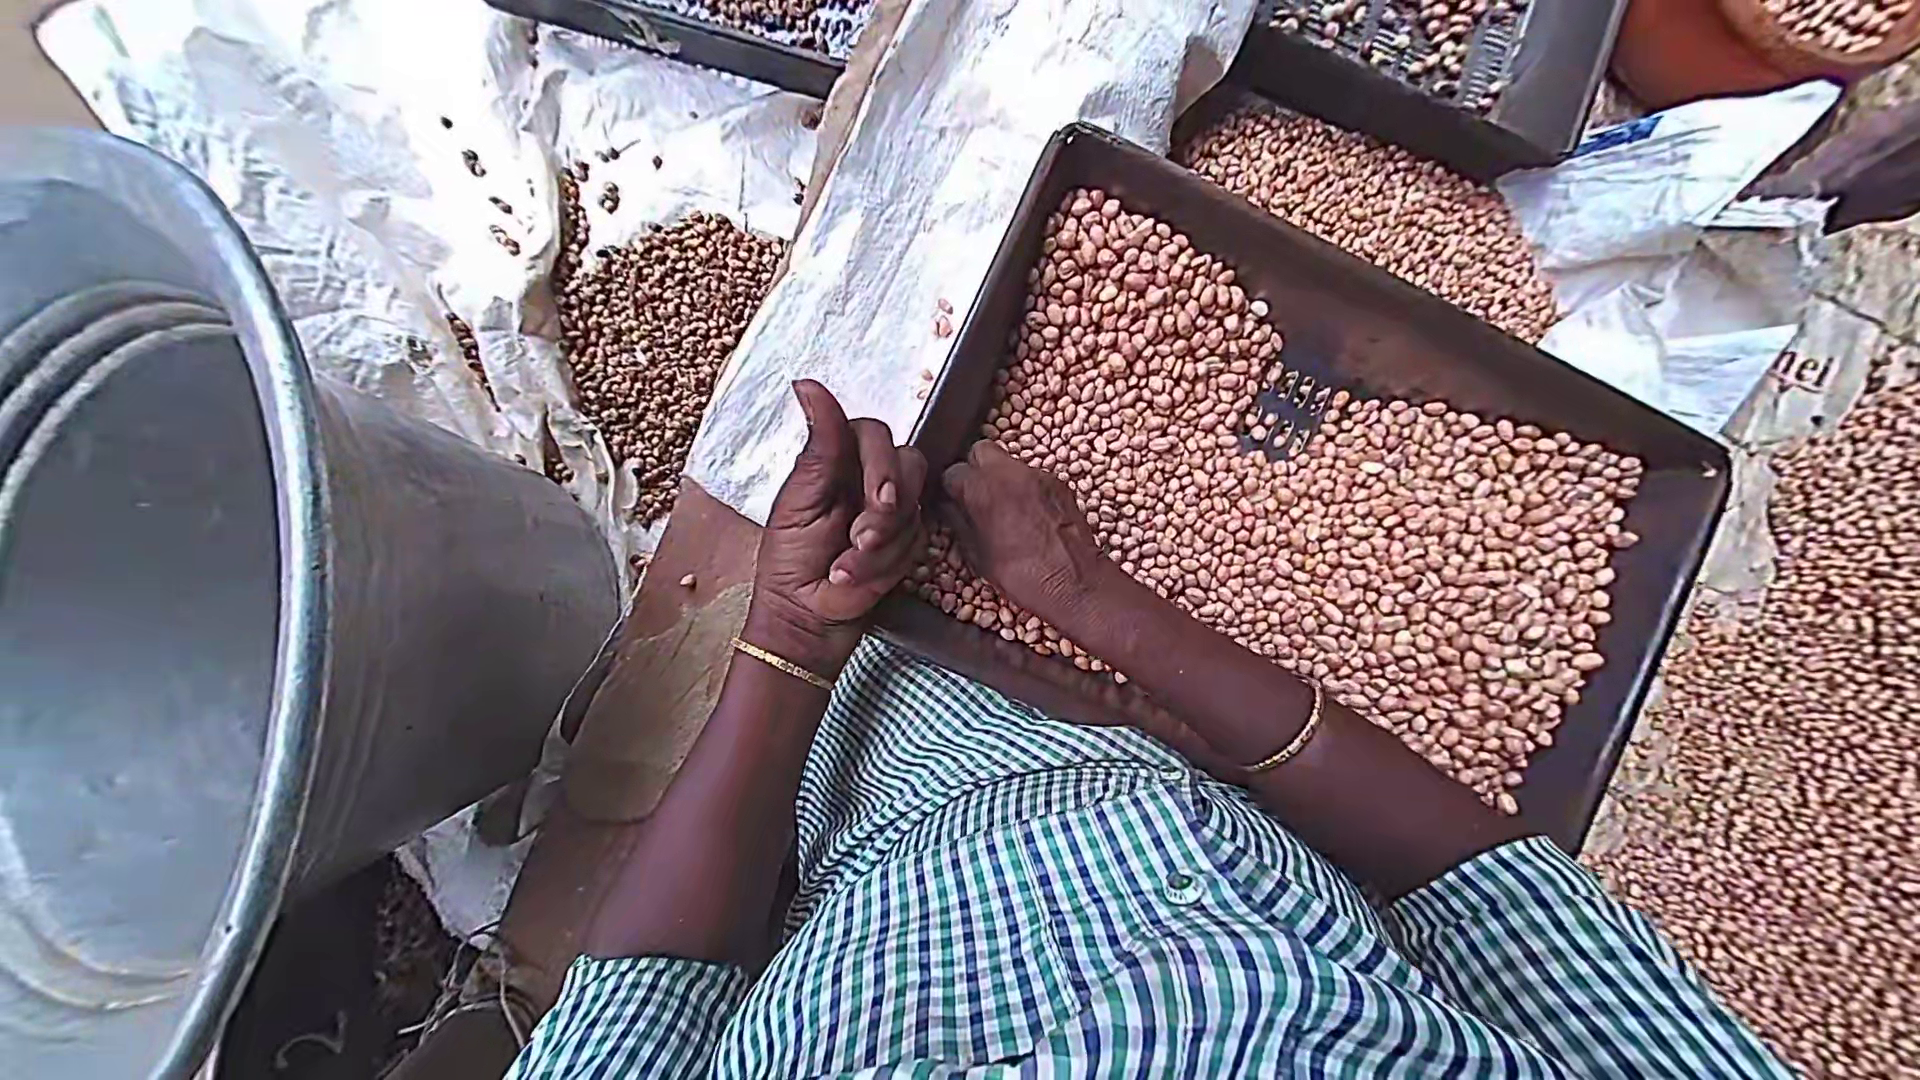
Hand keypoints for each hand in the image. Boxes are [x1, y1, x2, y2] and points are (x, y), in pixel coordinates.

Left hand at [746, 380, 926, 675]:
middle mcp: (869, 480)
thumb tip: (806, 384)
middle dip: (888, 508)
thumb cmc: (791, 561)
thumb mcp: (799, 502)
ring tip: (848, 567)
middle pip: (908, 464)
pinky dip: (887, 563)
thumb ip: (818, 447)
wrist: (806, 618)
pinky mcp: (908, 540)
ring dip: (883, 543)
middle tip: (860, 540)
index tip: (876, 496)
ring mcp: (892, 510)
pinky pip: (917, 540)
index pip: (876, 435)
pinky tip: (858, 577)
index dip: (882, 462)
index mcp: (837, 462)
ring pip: (915, 505)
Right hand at [938, 441, 1112, 624]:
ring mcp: (1037, 475)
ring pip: (1009, 462)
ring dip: (1000, 479)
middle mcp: (1008, 474)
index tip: (952, 500)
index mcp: (981, 489)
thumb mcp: (977, 555)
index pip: (952, 472)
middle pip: (980, 451)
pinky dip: (1025, 488)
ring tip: (1002, 509)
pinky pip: (1032, 476)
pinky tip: (1026, 514)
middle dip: (974, 469)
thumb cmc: (1024, 576)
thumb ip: (958, 522)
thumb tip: (950, 509)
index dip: (950, 488)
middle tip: (975, 495)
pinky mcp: (1058, 483)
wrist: (1072, 583)